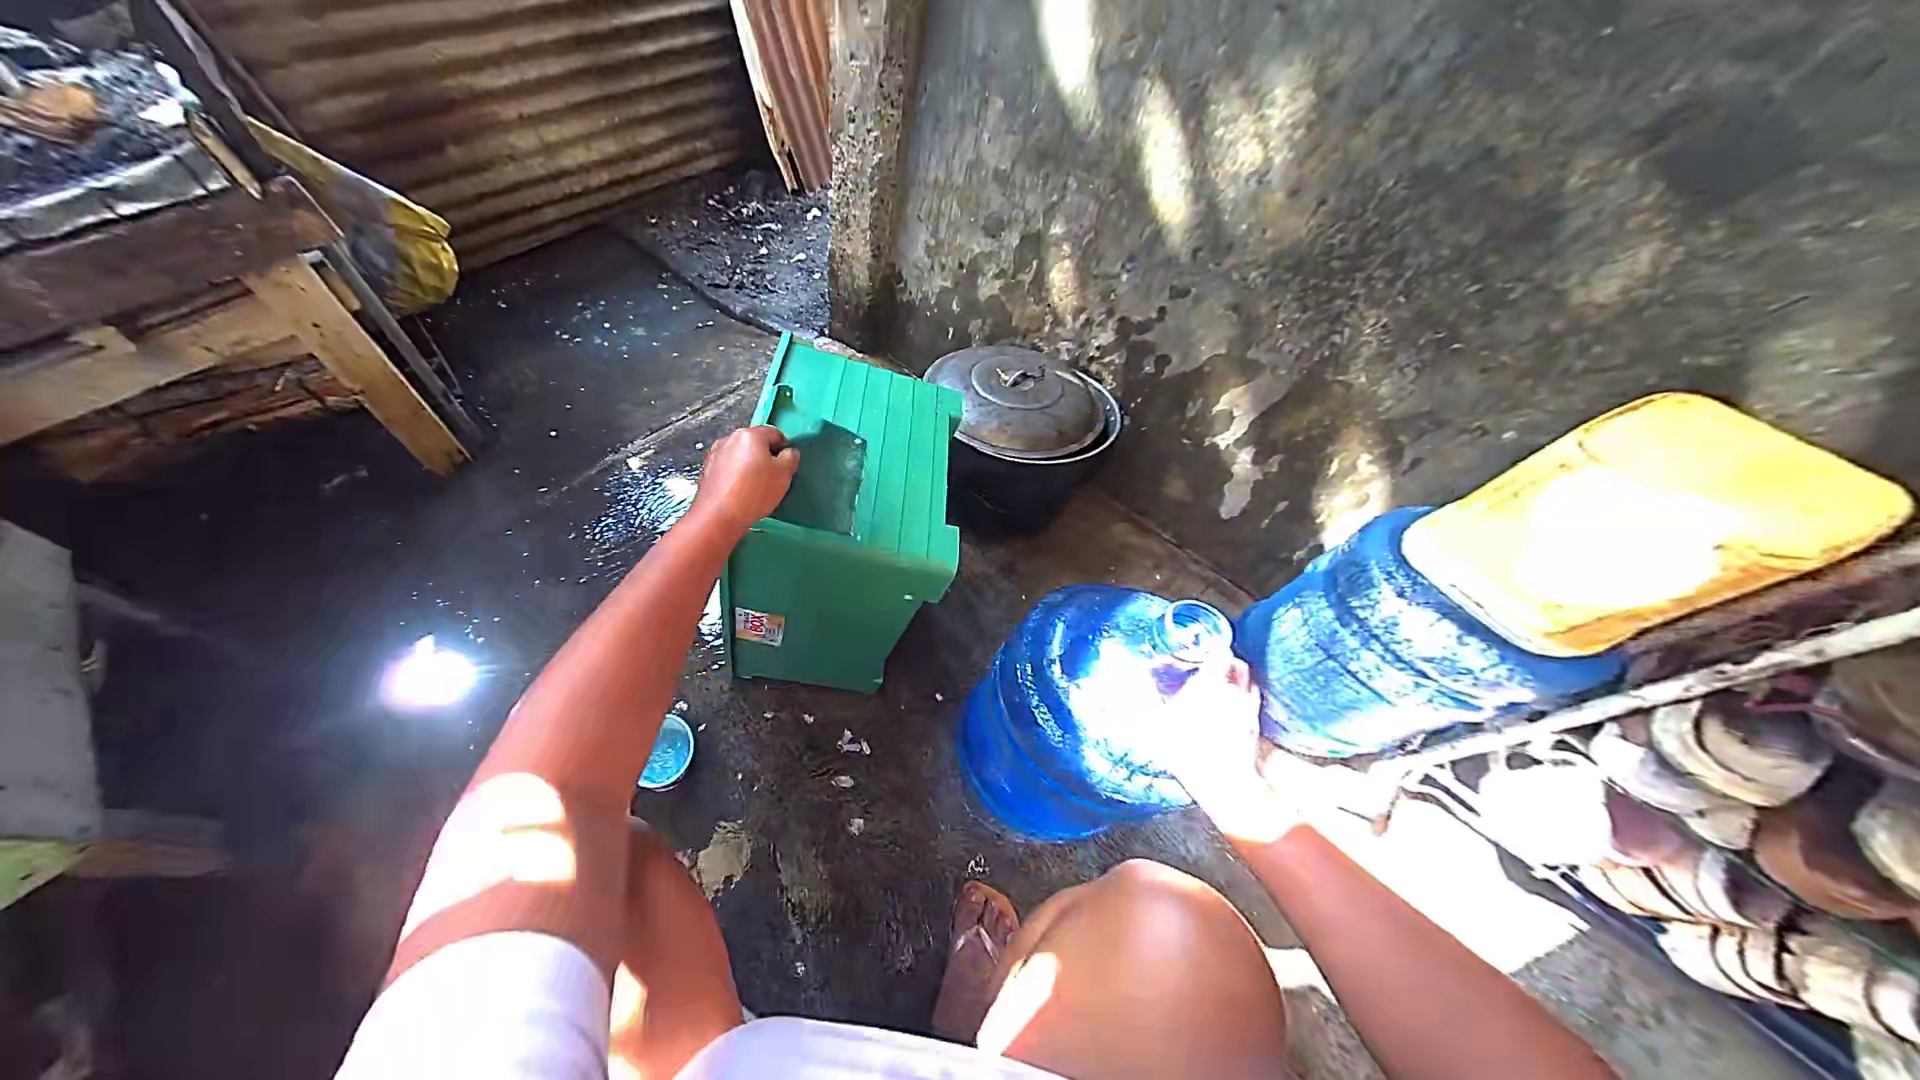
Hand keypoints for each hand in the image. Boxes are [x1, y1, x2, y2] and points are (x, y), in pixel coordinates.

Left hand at [690, 426, 799, 532]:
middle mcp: (730, 438)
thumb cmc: (754, 493)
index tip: (785, 467)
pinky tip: (740, 492)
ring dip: (750, 467)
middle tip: (773, 479)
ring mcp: (716, 454)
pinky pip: (729, 468)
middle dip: (766, 458)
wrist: (718, 516)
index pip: (775, 433)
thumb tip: (789, 453)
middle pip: (756, 443)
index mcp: (751, 435)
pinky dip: (736, 476)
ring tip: (755, 488)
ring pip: (741, 456)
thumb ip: (791, 458)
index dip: (784, 449)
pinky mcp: (707, 470)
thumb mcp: (784, 474)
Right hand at [1131, 657, 1299, 842]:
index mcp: (1207, 684)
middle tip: (1210, 664)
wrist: (1224, 786)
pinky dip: (1245, 700)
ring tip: (1221, 684)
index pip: (1219, 653)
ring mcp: (1247, 711)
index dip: (1211, 648)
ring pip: (1248, 682)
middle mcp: (1232, 692)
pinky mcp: (1255, 728)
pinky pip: (1253, 704)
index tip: (1202, 649)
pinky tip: (1231, 710)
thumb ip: (1115, 713)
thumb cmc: (1185, 752)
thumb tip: (1089, 700)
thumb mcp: (1144, 730)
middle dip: (1225, 661)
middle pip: (1237, 664)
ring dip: (1237, 679)